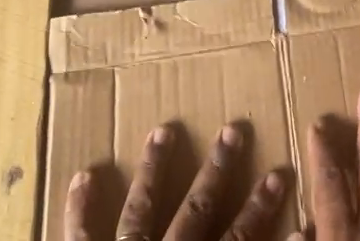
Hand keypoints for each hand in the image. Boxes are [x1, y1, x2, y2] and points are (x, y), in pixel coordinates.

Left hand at [65, 122, 286, 240]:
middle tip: (234, 129)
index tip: (279, 176)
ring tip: (163, 131)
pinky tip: (83, 175)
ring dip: (154, 169)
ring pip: (142, 208)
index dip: (261, 210)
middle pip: (196, 210)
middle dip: (217, 169)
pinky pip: (79, 235)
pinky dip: (80, 208)